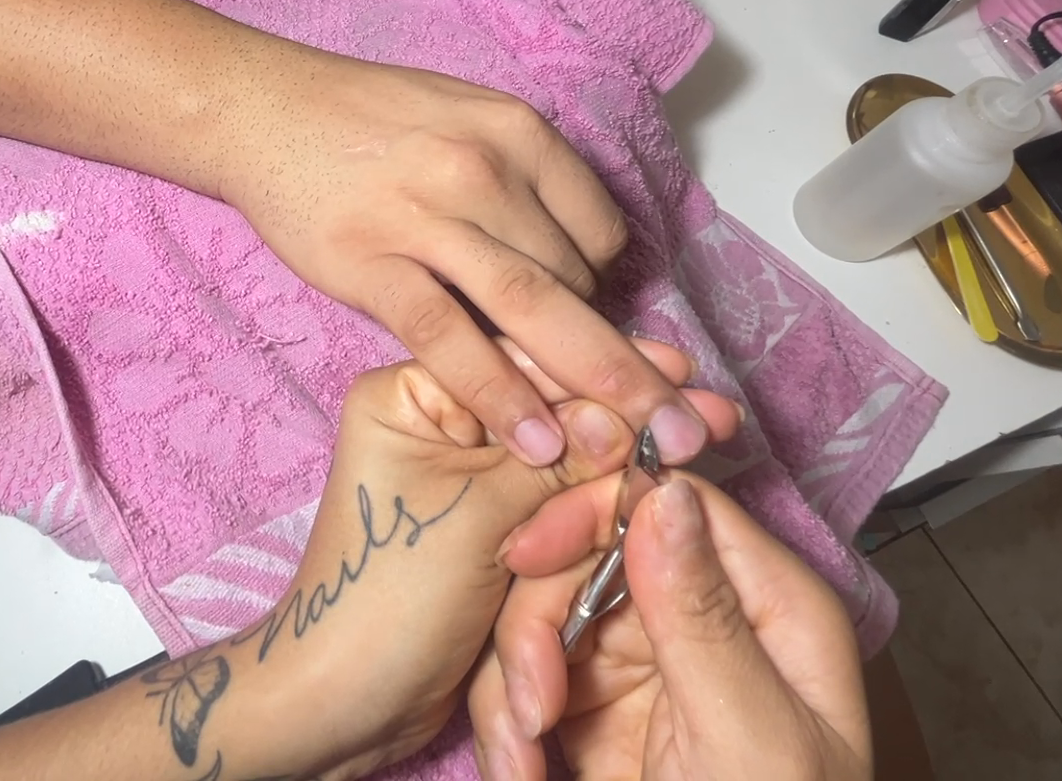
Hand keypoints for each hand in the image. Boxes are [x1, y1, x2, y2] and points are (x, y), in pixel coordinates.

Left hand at [214, 345, 743, 780]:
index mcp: (409, 394)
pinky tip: (657, 474)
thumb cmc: (393, 597)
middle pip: (540, 401)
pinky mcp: (482, 512)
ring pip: (553, 446)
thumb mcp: (478, 518)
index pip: (513, 363)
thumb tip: (629, 410)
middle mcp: (433, 416)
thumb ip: (556, 463)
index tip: (679, 374)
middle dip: (622, 409)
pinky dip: (600, 486)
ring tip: (706, 432)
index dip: (596, 372)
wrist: (351, 697)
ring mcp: (460, 465)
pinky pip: (548, 489)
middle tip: (710, 410)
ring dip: (623, 446)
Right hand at [220, 57, 716, 468]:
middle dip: (631, 360)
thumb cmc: (362, 117)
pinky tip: (527, 437)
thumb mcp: (459, 117)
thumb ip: (513, 175)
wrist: (266, 112)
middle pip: (574, 277)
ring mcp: (426, 218)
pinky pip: (447, 334)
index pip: (595, 229)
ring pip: (526, 308)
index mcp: (515, 131)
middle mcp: (483, 171)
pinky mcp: (372, 263)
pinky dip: (494, 390)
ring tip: (625, 449)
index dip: (606, 292)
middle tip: (686, 427)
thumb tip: (552, 249)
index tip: (594, 330)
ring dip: (581, 383)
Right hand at [468, 476, 871, 780]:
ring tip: (523, 757)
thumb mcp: (748, 745)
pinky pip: (519, 665)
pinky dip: (506, 718)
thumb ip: (703, 616)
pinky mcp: (585, 691)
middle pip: (582, 550)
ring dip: (513, 682)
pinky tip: (520, 770)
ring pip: (537, 606)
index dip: (586, 514)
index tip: (525, 556)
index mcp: (762, 602)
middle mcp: (693, 609)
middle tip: (528, 704)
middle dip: (537, 623)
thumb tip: (662, 490)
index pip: (666, 502)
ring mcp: (634, 649)